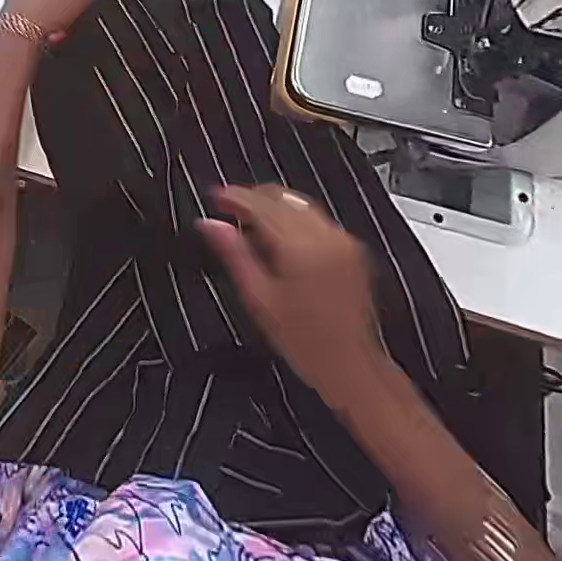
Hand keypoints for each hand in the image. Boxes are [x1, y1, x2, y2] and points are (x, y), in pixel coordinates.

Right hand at [198, 185, 385, 395]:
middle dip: (253, 198)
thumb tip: (210, 225)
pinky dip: (294, 219)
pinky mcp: (351, 248)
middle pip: (282, 197)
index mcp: (300, 248)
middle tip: (230, 207)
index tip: (217, 197)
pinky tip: (280, 238)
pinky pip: (317, 219)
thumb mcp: (259, 298)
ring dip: (274, 206)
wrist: (350, 364)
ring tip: (251, 223)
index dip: (235, 197)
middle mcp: (325, 237)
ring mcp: (342, 240)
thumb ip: (234, 254)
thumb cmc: (305, 343)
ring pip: (300, 204)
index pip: (261, 204)